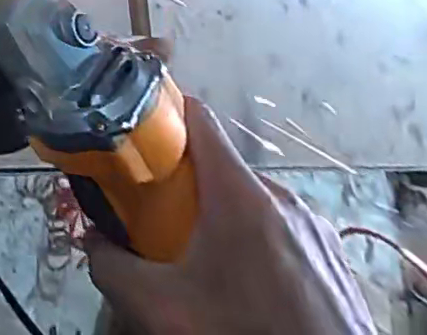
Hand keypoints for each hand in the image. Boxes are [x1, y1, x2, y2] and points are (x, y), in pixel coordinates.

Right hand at [85, 99, 376, 334]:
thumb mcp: (165, 311)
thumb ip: (114, 268)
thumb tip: (92, 240)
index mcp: (240, 193)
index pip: (197, 115)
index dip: (162, 115)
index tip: (135, 139)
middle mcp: (280, 195)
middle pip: (217, 165)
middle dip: (183, 185)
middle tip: (159, 224)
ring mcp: (313, 226)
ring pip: (249, 200)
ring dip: (220, 219)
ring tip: (204, 267)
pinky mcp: (334, 257)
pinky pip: (281, 230)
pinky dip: (256, 244)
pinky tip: (249, 290)